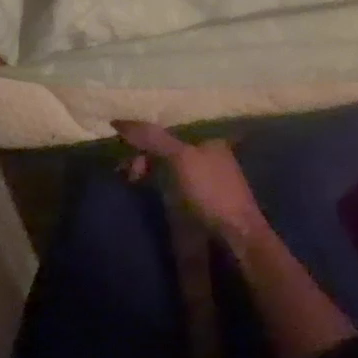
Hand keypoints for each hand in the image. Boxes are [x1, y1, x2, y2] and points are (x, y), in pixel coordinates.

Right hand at [114, 120, 269, 243]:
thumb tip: (118, 121)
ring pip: (171, 168)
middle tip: (127, 174)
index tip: (125, 153)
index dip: (144, 138)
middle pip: (168, 149)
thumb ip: (153, 138)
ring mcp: (209, 179)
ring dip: (150, 173)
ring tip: (133, 184)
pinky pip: (176, 186)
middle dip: (145, 157)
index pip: (168, 130)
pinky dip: (160, 187)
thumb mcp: (181, 159)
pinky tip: (152, 195)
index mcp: (208, 139)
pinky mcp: (206, 202)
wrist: (239, 235)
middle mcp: (210, 154)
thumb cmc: (211, 190)